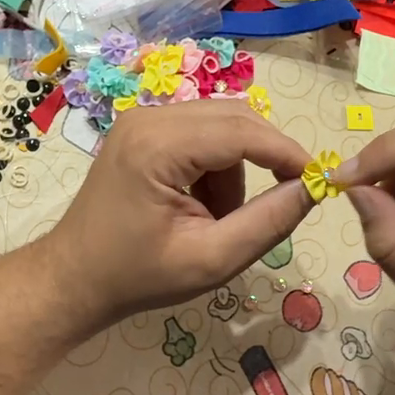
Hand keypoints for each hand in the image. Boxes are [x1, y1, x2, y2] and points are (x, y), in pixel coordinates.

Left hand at [44, 99, 314, 326]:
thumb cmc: (138, 275)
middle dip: (262, 160)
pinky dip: (214, 165)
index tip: (318, 181)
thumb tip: (313, 187)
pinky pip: (199, 132)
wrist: (76, 277)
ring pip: (220, 124)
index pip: (242, 131)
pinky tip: (198, 205)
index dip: (286, 153)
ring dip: (236, 167)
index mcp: (157, 145)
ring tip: (217, 219)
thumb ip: (268, 221)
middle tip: (272, 206)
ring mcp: (141, 119)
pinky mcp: (142, 129)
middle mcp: (148, 117)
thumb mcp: (211, 259)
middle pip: (234, 118)